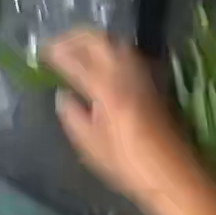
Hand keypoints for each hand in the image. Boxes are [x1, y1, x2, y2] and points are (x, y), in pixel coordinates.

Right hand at [49, 30, 199, 201]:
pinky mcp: (152, 81)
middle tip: (56, 43)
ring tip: (77, 47)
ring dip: (92, 39)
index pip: (74, 60)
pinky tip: (102, 59)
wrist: (174, 177)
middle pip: (97, 40)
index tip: (41, 52)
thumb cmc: (127, 165)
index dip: (55, 53)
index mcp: (104, 89)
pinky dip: (109, 47)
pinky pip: (126, 52)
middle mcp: (123, 75)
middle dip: (73, 37)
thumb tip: (62, 95)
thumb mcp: (90, 145)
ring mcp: (140, 75)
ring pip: (114, 42)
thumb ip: (71, 115)